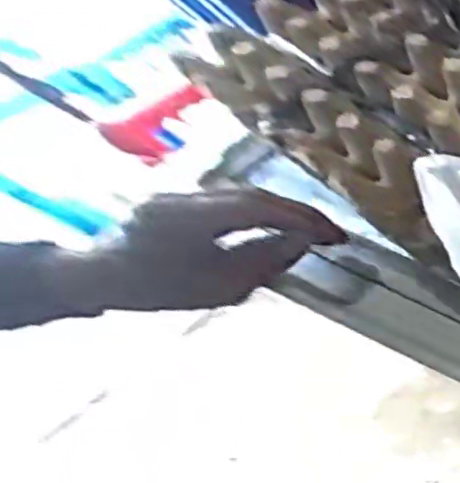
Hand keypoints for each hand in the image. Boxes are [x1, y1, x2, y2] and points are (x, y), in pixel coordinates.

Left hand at [62, 190, 344, 313]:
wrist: (99, 276)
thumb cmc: (162, 288)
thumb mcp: (224, 284)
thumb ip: (266, 259)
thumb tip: (303, 241)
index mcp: (190, 217)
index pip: (260, 209)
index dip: (305, 220)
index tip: (338, 237)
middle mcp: (183, 197)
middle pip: (254, 196)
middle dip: (301, 212)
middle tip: (336, 232)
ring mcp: (179, 195)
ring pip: (244, 194)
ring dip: (286, 209)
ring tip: (316, 228)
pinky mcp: (181, 200)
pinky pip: (232, 200)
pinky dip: (267, 210)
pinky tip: (285, 224)